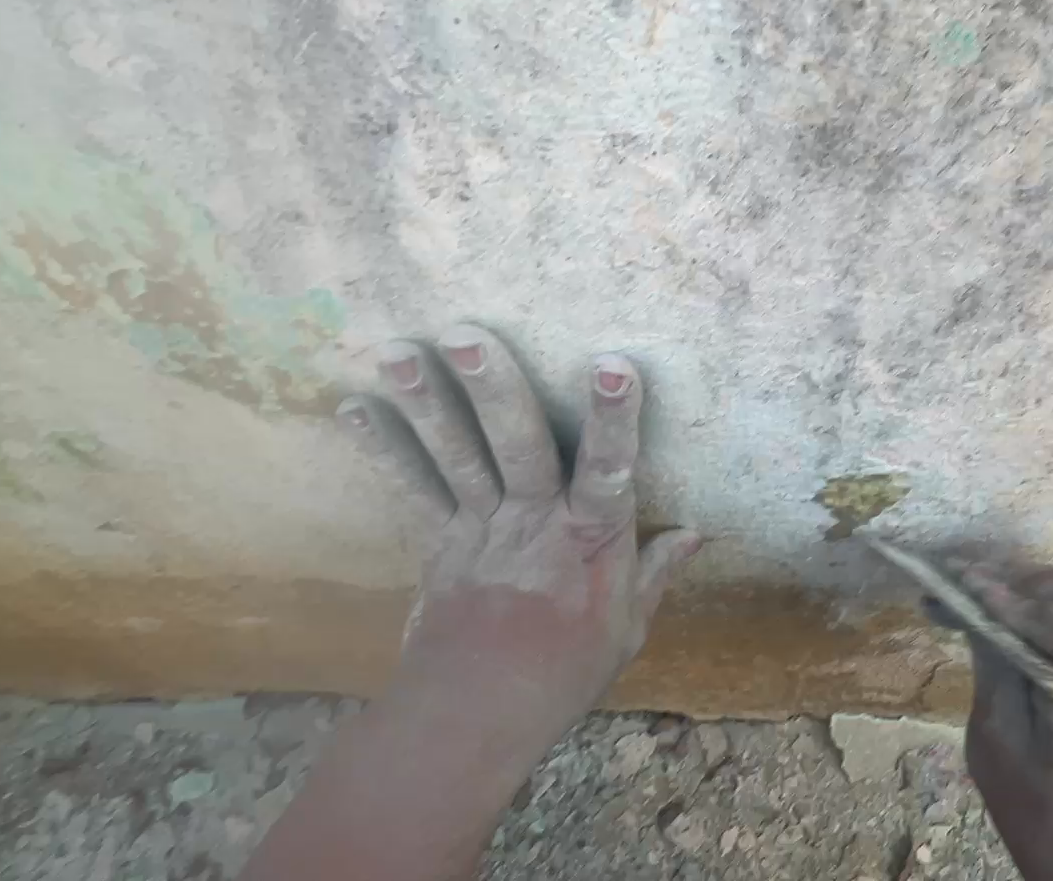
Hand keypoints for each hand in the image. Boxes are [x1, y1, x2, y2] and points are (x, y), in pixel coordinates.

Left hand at [351, 326, 699, 779]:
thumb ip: (657, 571)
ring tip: (398, 352)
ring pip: (457, 458)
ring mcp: (479, 527)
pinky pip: (412, 490)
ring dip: (427, 405)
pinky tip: (356, 408)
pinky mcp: (439, 541)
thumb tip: (696, 533)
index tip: (613, 364)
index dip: (613, 418)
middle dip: (495, 390)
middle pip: (517, 448)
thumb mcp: (626, 628)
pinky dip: (385, 449)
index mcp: (589, 538)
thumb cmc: (564, 670)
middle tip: (467, 336)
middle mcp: (533, 521)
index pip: (609, 470)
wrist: (476, 716)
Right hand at [951, 563, 1052, 880]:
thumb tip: (975, 603)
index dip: (1024, 604)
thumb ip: (995, 668)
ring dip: (1024, 582)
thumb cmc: (1035, 808)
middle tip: (960, 586)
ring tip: (972, 591)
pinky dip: (1033, 593)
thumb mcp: (998, 744)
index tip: (967, 590)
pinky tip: (994, 602)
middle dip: (1019, 582)